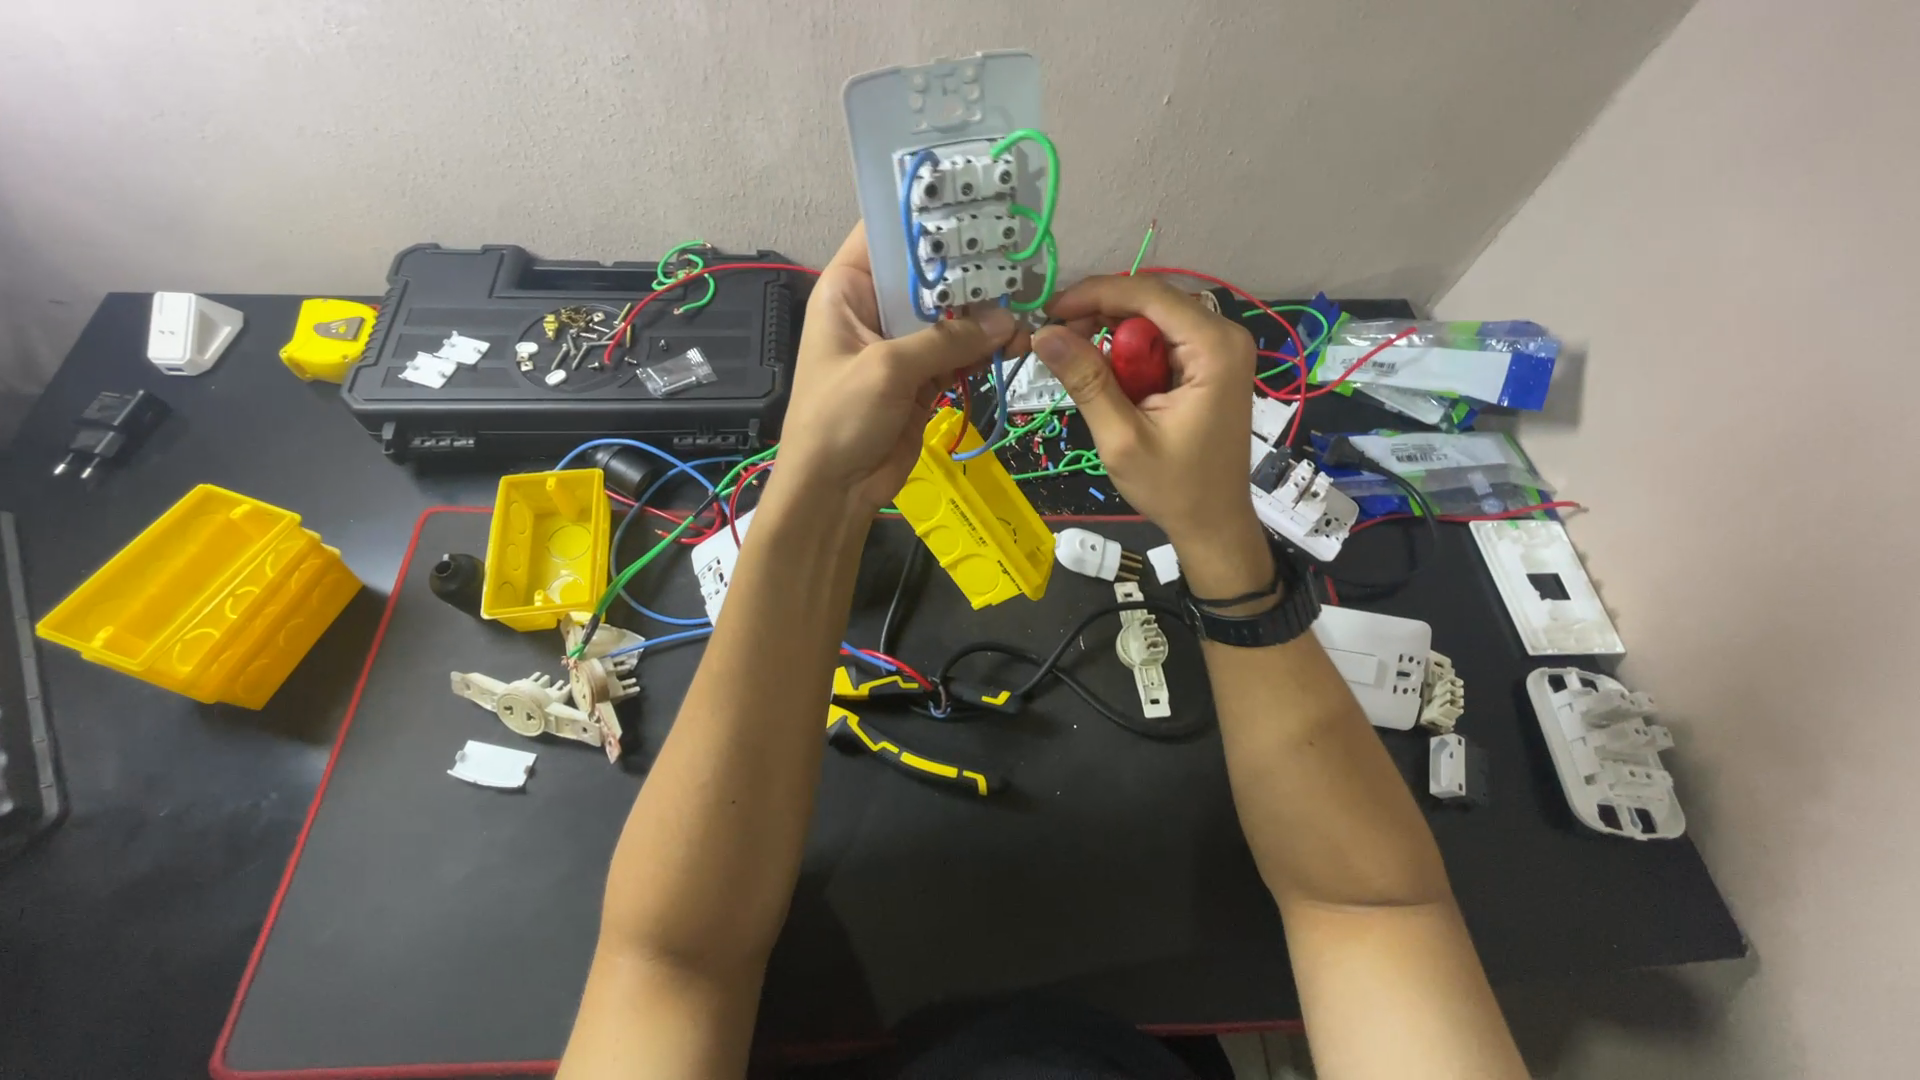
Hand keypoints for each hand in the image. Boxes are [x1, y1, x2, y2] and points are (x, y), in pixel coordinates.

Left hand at [773, 223, 1023, 515]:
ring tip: (1022, 311)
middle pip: (929, 276)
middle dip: (970, 273)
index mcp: (848, 290)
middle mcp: (874, 309)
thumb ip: (947, 340)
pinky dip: (983, 350)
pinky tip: (1011, 344)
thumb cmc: (840, 418)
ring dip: (985, 317)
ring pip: (951, 317)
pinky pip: (958, 353)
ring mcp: (900, 346)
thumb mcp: (887, 369)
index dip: (926, 214)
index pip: (886, 232)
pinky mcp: (922, 378)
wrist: (834, 490)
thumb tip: (1006, 320)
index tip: (974, 199)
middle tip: (1016, 261)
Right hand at [1033, 275, 1271, 594]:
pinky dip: (1129, 351)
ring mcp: (1220, 348)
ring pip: (1153, 317)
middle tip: (1059, 342)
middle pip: (1151, 300)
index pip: (1147, 294)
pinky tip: (1106, 375)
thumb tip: (1044, 334)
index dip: (1093, 295)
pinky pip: (1161, 339)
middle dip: (1100, 314)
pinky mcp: (1210, 363)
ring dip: (1111, 334)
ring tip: (1077, 362)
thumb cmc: (1173, 488)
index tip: (1050, 312)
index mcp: (1214, 348)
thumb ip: (1086, 381)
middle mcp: (1224, 335)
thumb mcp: (1121, 438)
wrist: (1214, 523)